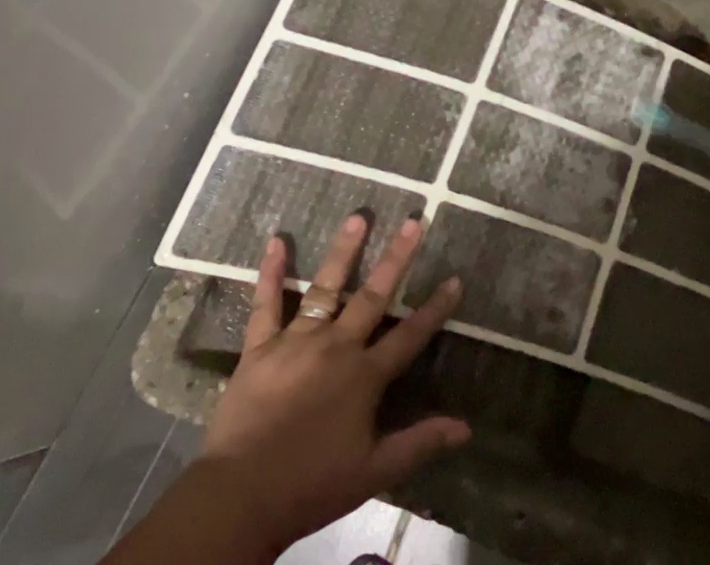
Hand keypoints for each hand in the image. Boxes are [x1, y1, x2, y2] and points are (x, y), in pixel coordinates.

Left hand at [197, 214, 468, 554]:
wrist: (242, 493)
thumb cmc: (313, 483)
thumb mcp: (376, 470)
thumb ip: (421, 443)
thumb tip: (467, 428)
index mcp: (365, 375)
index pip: (410, 334)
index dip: (435, 308)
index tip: (454, 279)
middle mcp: (335, 347)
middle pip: (373, 296)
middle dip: (397, 258)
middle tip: (413, 220)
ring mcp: (295, 342)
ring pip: (324, 289)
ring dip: (343, 252)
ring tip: (357, 217)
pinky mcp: (259, 349)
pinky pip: (264, 304)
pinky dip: (269, 272)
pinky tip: (274, 241)